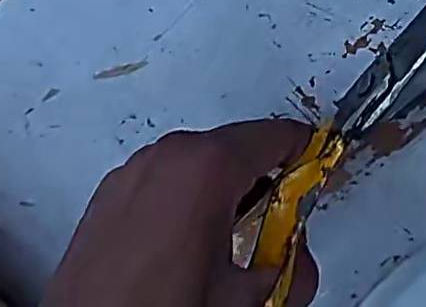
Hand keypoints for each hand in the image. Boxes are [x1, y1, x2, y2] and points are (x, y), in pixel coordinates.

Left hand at [48, 119, 319, 306]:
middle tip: (278, 217)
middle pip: (236, 148)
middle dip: (262, 179)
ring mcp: (135, 171)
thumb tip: (299, 262)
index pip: (274, 135)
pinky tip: (183, 248)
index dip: (303, 151)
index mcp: (207, 166)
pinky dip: (182, 200)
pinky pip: (163, 179)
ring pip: (197, 162)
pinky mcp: (110, 194)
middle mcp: (169, 155)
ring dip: (220, 191)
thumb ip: (290, 269)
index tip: (315, 162)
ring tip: (225, 243)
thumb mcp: (243, 300)